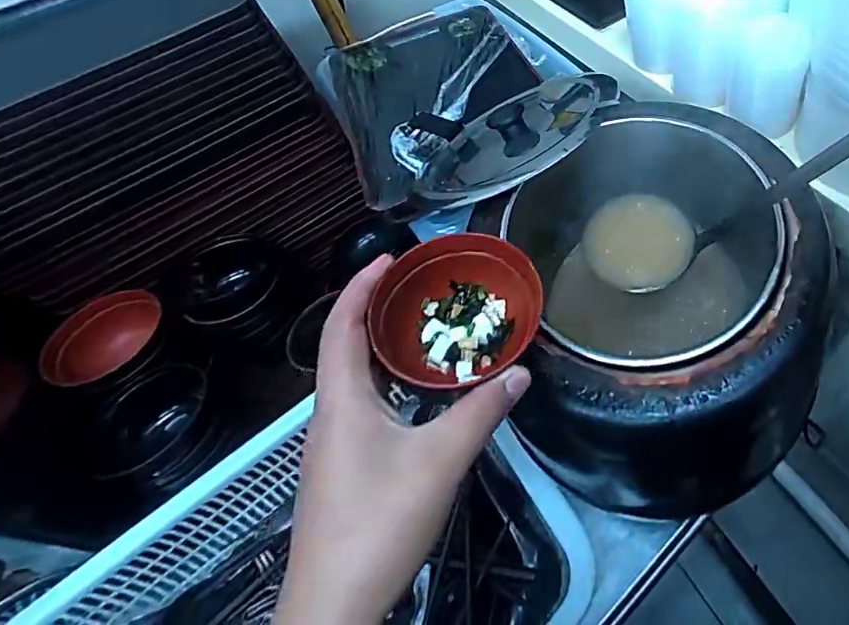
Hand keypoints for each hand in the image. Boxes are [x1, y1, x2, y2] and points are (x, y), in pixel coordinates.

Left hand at [274, 254, 529, 624]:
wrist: (331, 612)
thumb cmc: (378, 523)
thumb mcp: (439, 462)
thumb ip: (481, 413)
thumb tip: (520, 374)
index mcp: (341, 400)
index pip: (340, 325)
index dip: (359, 285)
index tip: (389, 259)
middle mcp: (328, 415)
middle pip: (343, 346)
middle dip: (374, 310)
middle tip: (415, 290)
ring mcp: (330, 445)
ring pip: (350, 378)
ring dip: (378, 348)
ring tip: (419, 332)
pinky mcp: (338, 469)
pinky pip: (358, 404)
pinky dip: (382, 381)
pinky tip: (413, 396)